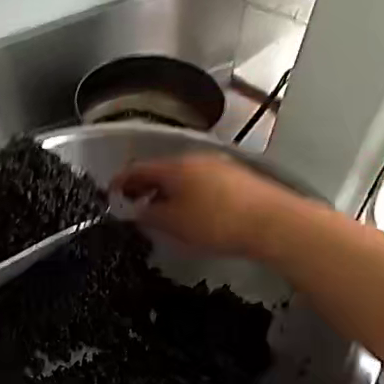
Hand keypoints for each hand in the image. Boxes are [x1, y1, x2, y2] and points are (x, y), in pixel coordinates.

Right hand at [112, 153, 309, 257]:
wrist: (275, 224)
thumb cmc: (216, 222)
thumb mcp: (171, 223)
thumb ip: (146, 214)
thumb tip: (134, 210)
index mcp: (174, 166)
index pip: (136, 169)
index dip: (119, 182)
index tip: (109, 194)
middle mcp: (196, 159)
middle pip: (160, 169)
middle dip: (143, 186)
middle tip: (131, 204)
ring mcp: (219, 166)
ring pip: (181, 175)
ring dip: (165, 190)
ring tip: (158, 210)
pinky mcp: (236, 178)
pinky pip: (200, 181)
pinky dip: (186, 192)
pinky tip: (188, 211)